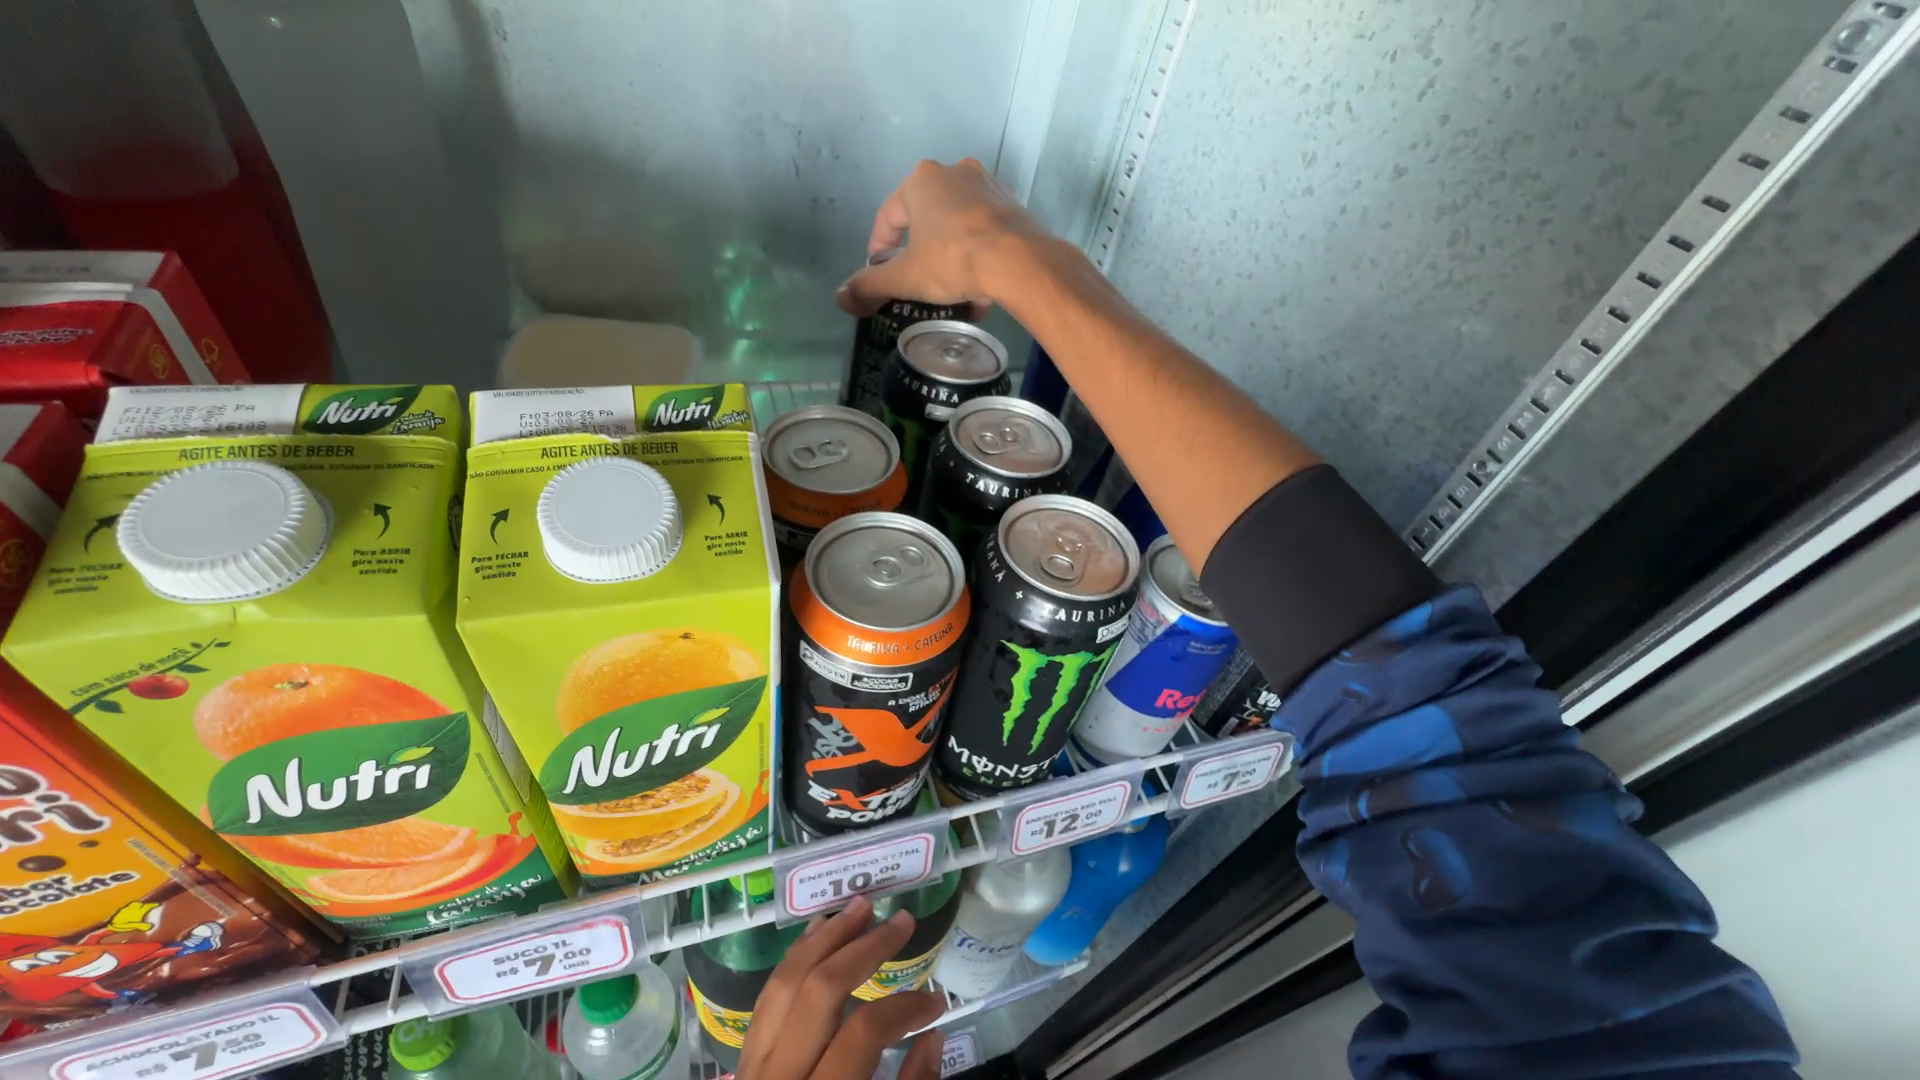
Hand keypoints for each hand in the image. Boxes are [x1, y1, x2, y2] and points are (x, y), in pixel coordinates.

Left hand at [739, 895, 944, 1079]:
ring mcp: (751, 1070)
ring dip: (825, 939)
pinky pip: (767, 999)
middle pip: (819, 992)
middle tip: (902, 919)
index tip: (938, 1003)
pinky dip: (795, 962)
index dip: (905, 1009)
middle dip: (864, 947)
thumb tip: (932, 1036)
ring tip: (859, 907)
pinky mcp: (743, 1066)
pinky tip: (817, 938)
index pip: (862, 1035)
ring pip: (784, 983)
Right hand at [837, 158, 1051, 317]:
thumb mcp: (906, 277)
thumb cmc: (953, 260)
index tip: (881, 273)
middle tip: (916, 282)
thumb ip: (870, 286)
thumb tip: (841, 298)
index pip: (888, 216)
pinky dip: (977, 259)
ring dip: (950, 258)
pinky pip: (985, 234)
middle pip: (925, 219)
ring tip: (948, 292)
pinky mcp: (1013, 207)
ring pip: (958, 227)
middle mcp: (954, 173)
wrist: (1018, 261)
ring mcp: (988, 187)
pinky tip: (978, 292)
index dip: (879, 248)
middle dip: (919, 254)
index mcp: (921, 181)